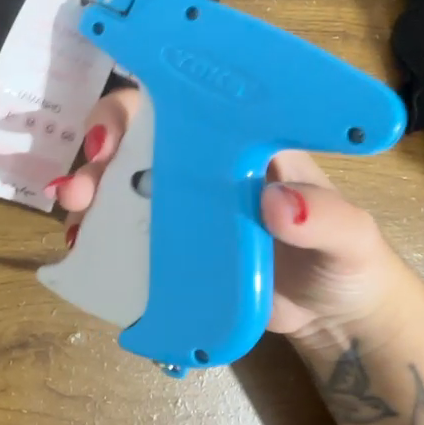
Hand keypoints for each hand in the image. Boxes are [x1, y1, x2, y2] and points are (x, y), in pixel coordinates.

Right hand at [51, 89, 412, 347]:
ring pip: (114, 186)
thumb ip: (323, 216)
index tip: (106, 141)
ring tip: (75, 225)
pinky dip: (93, 236)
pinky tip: (82, 248)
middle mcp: (193, 165)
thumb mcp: (348, 233)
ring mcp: (175, 207)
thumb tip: (275, 205)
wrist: (335, 319)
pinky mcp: (166, 250)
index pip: (169, 105)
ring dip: (84, 196)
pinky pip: (120, 235)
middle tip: (78, 191)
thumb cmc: (344, 257)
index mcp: (229, 143)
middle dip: (92, 159)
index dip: (127, 112)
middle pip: (128, 142)